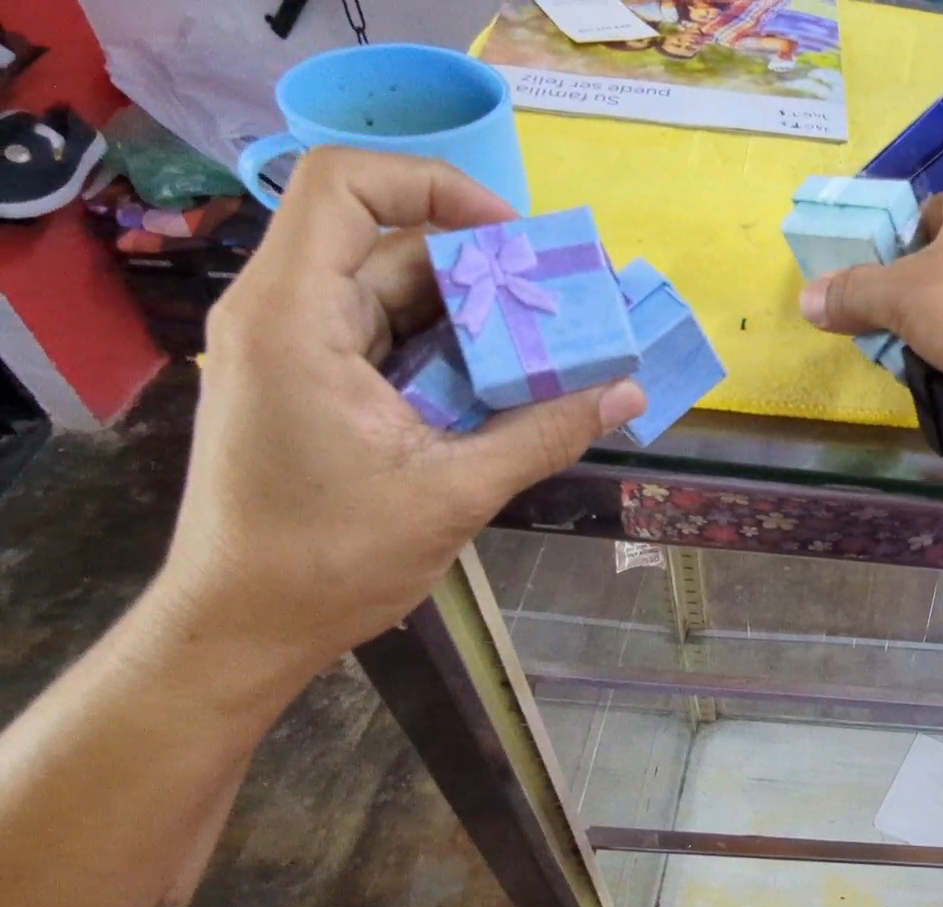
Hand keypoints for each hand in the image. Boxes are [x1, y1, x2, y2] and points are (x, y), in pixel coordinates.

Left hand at [157, 147, 646, 668]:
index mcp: (297, 319)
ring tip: (556, 348)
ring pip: (402, 297)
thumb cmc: (333, 557)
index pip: (347, 185)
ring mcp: (302, 352)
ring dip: (482, 317)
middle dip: (488, 268)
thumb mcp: (457, 491)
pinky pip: (399, 342)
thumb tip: (630, 393)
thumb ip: (547, 433)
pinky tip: (515, 386)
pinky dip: (459, 354)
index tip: (516, 239)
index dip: (436, 185)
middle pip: (393, 245)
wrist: (249, 624)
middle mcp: (289, 316)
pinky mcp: (321, 387)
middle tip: (566, 305)